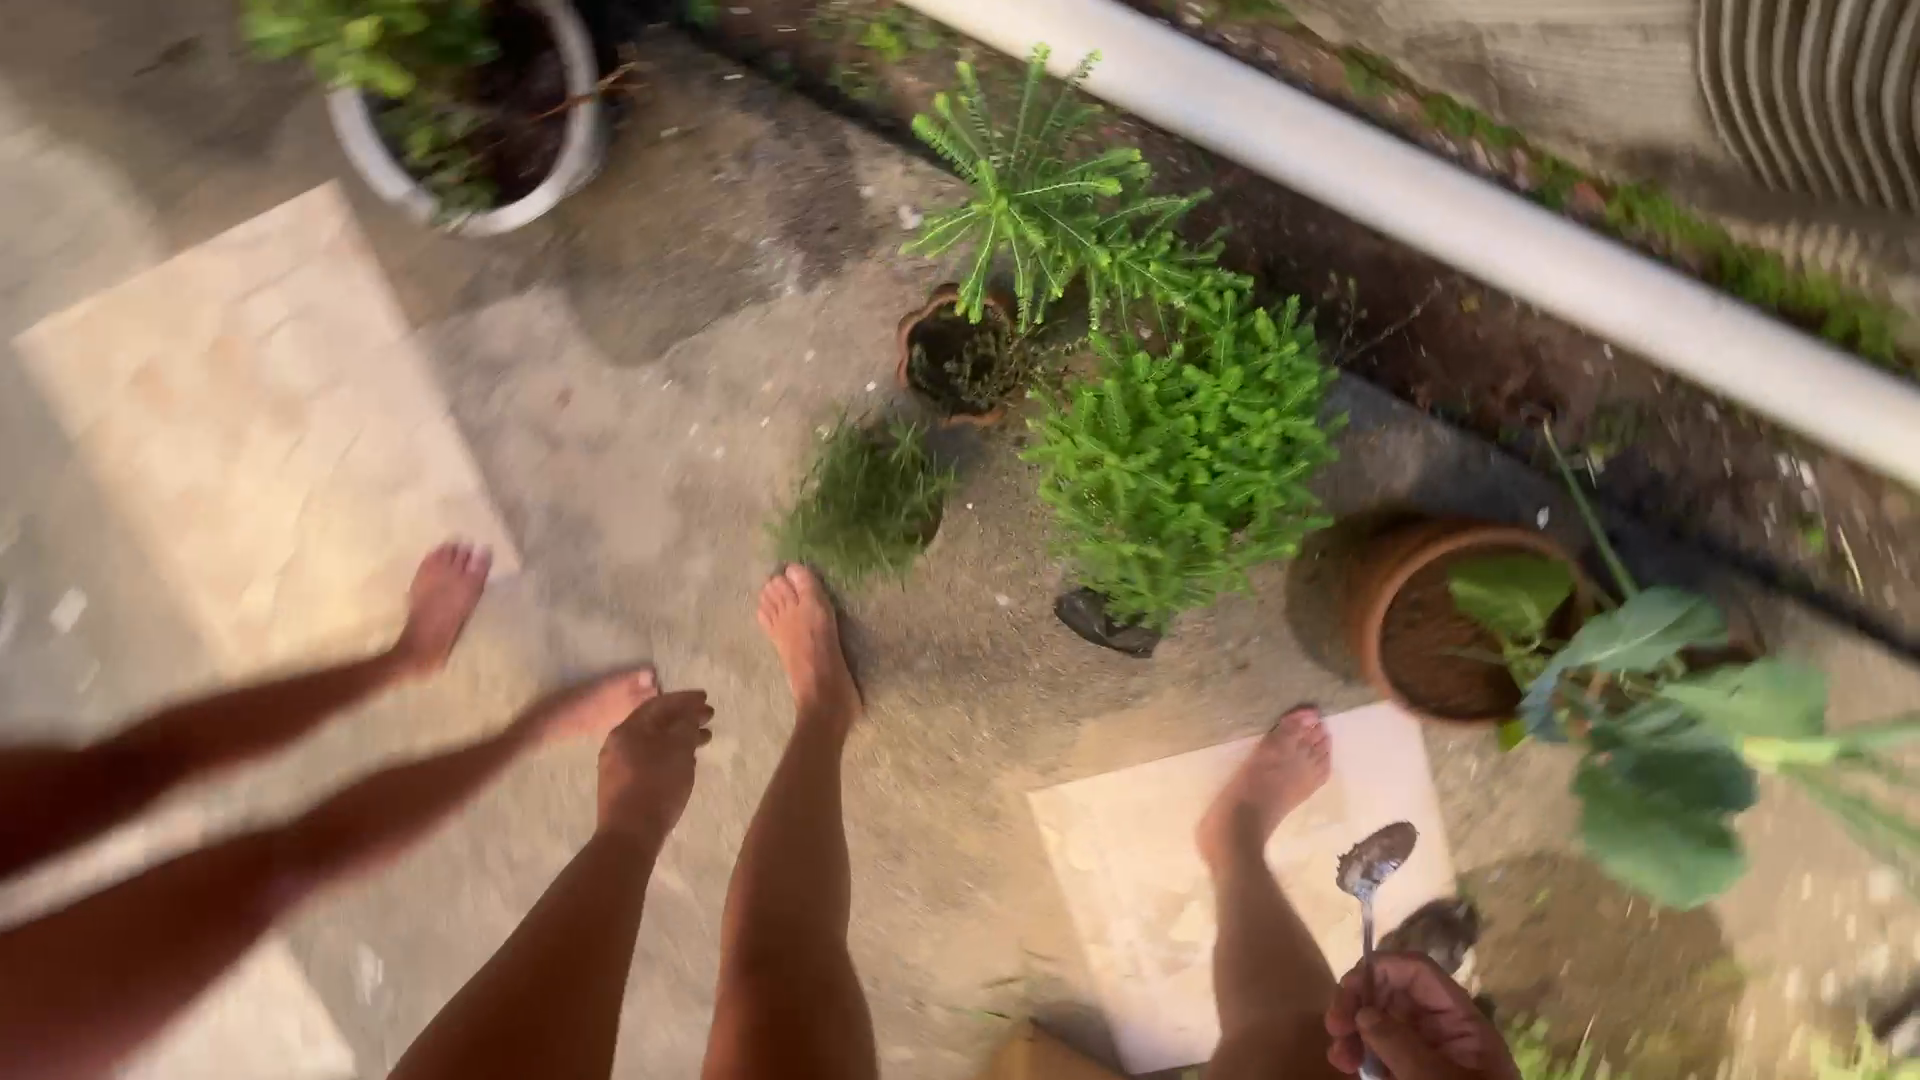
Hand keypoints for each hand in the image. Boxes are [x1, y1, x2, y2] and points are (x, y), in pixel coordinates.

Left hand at [595, 689, 712, 851]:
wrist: (629, 835)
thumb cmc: (657, 785)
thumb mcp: (679, 750)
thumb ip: (686, 726)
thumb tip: (689, 715)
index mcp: (628, 730)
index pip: (659, 704)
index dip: (684, 699)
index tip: (706, 698)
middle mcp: (618, 743)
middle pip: (655, 723)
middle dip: (683, 718)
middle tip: (708, 716)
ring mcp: (617, 766)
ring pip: (653, 742)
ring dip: (679, 737)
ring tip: (704, 739)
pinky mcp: (622, 785)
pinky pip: (649, 758)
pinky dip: (669, 753)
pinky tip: (686, 760)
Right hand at [1326, 952, 1517, 1079]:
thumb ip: (1399, 1044)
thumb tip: (1363, 1012)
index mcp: (1461, 1024)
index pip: (1416, 971)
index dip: (1380, 968)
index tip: (1350, 992)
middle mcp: (1442, 1031)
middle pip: (1390, 992)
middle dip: (1357, 1003)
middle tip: (1333, 1027)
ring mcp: (1427, 1055)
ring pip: (1379, 1021)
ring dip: (1352, 1032)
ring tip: (1338, 1059)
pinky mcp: (1412, 1077)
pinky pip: (1381, 1052)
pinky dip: (1361, 1055)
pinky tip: (1349, 1070)